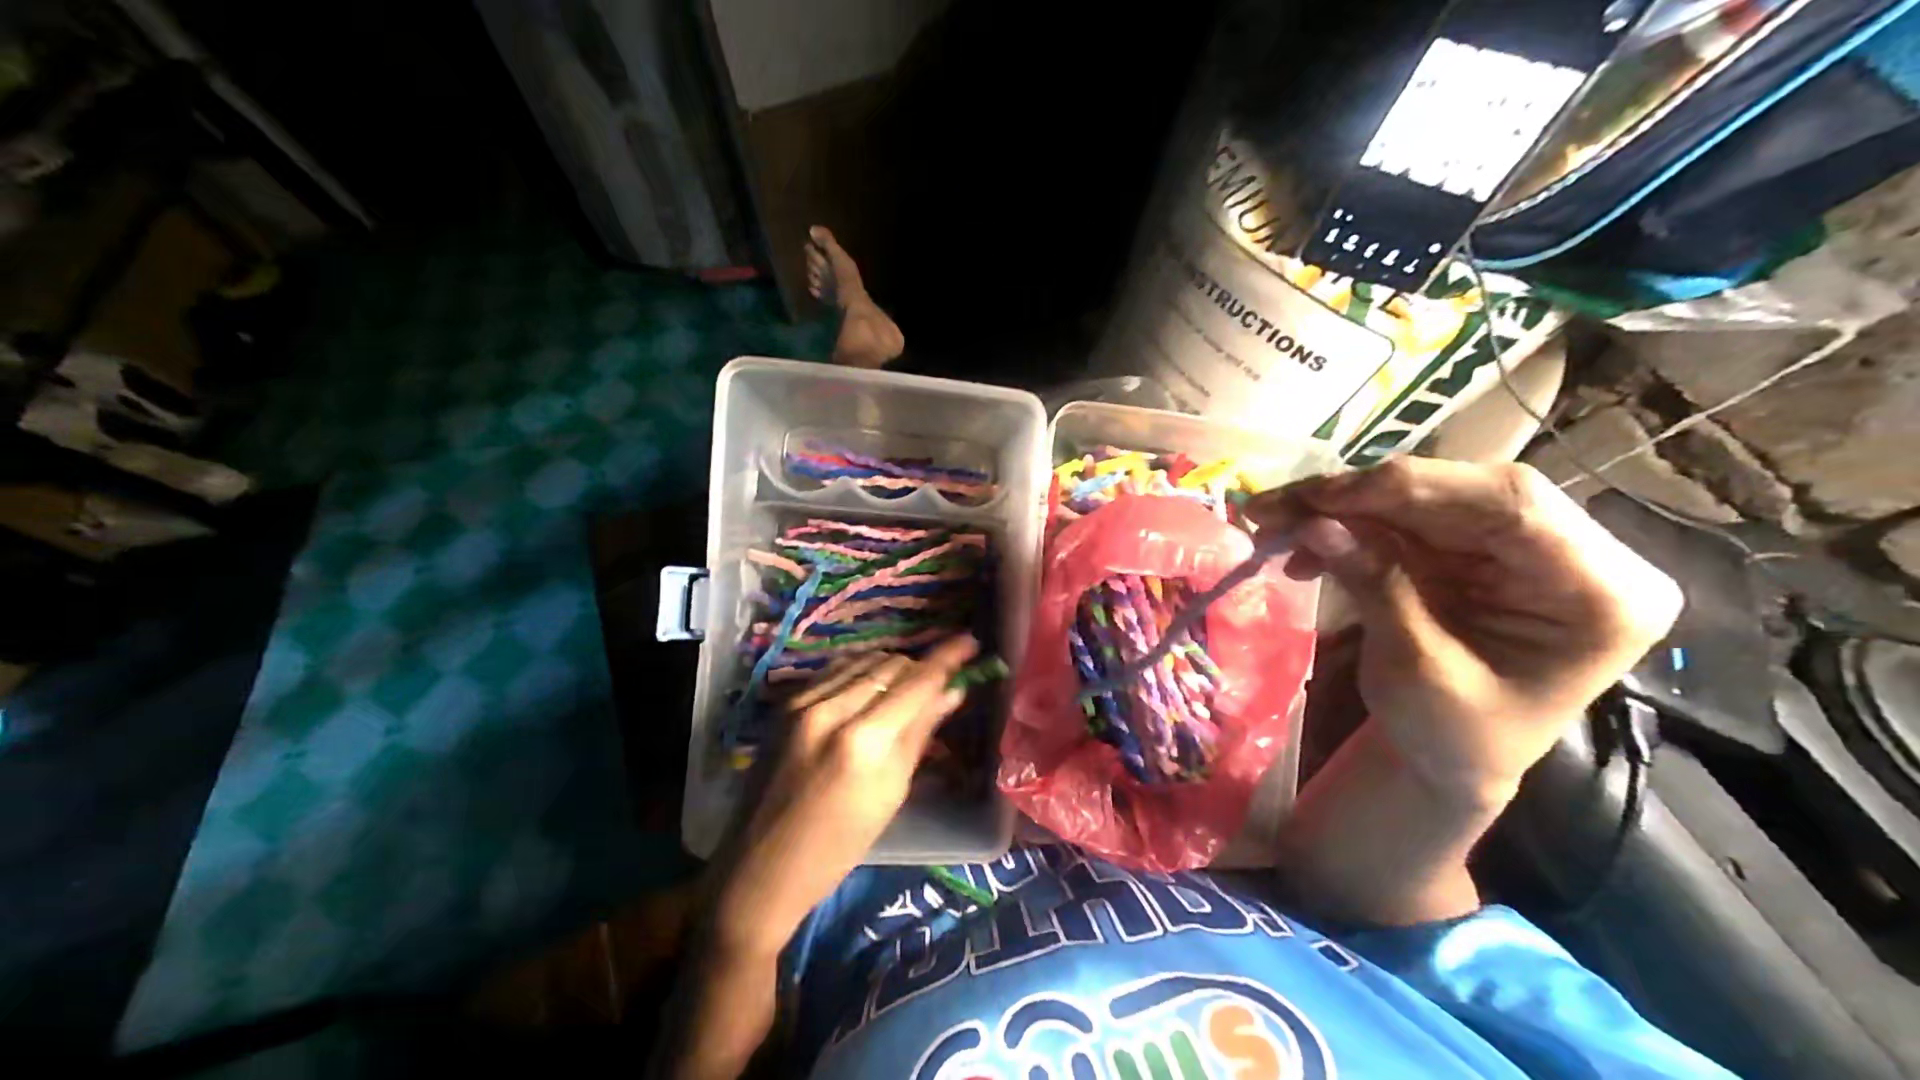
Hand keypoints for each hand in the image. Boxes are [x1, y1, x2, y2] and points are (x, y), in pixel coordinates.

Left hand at [711, 636, 978, 954]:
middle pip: (891, 665)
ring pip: (862, 661)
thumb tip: (953, 691)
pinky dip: (859, 674)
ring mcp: (802, 703)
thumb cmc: (839, 846)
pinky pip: (834, 671)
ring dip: (891, 669)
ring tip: (905, 688)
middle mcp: (831, 710)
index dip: (947, 658)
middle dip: (920, 669)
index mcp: (864, 742)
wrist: (761, 866)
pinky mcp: (784, 704)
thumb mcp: (891, 794)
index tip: (970, 642)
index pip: (916, 683)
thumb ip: (920, 734)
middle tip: (937, 683)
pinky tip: (868, 690)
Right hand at [1251, 458, 1680, 805]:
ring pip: (1422, 497)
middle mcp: (1570, 552)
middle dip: (1360, 495)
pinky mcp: (1472, 548)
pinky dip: (1347, 527)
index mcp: (1599, 590)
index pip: (1510, 504)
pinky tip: (1306, 548)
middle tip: (1278, 505)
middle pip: (1459, 490)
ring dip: (1341, 508)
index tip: (1321, 497)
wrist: (1454, 761)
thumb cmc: (1455, 735)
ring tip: (1274, 524)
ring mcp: (1517, 546)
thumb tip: (1312, 522)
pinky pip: (1404, 518)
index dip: (1410, 488)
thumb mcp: (1415, 667)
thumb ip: (1375, 585)